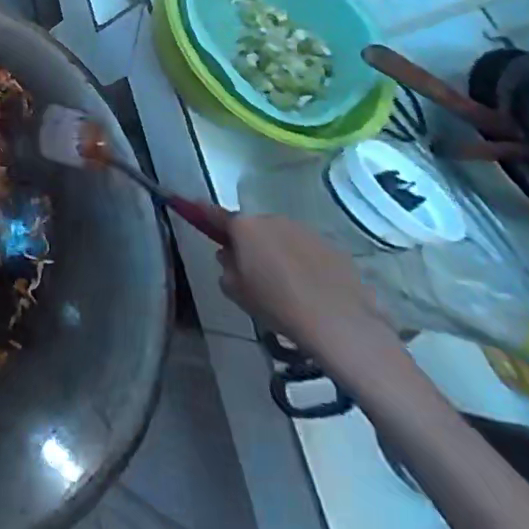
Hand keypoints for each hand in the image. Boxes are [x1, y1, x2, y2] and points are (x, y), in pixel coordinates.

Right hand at [183, 201, 384, 352]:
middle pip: (253, 228)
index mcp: (245, 226)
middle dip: (249, 244)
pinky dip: (305, 264)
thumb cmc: (276, 305)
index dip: (200, 211)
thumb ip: (226, 267)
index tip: (189, 204)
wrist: (340, 324)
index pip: (215, 214)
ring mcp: (307, 231)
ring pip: (282, 238)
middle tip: (251, 274)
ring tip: (287, 288)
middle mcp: (274, 220)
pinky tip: (311, 292)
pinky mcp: (334, 248)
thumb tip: (232, 257)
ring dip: (278, 254)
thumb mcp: (235, 291)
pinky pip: (308, 251)